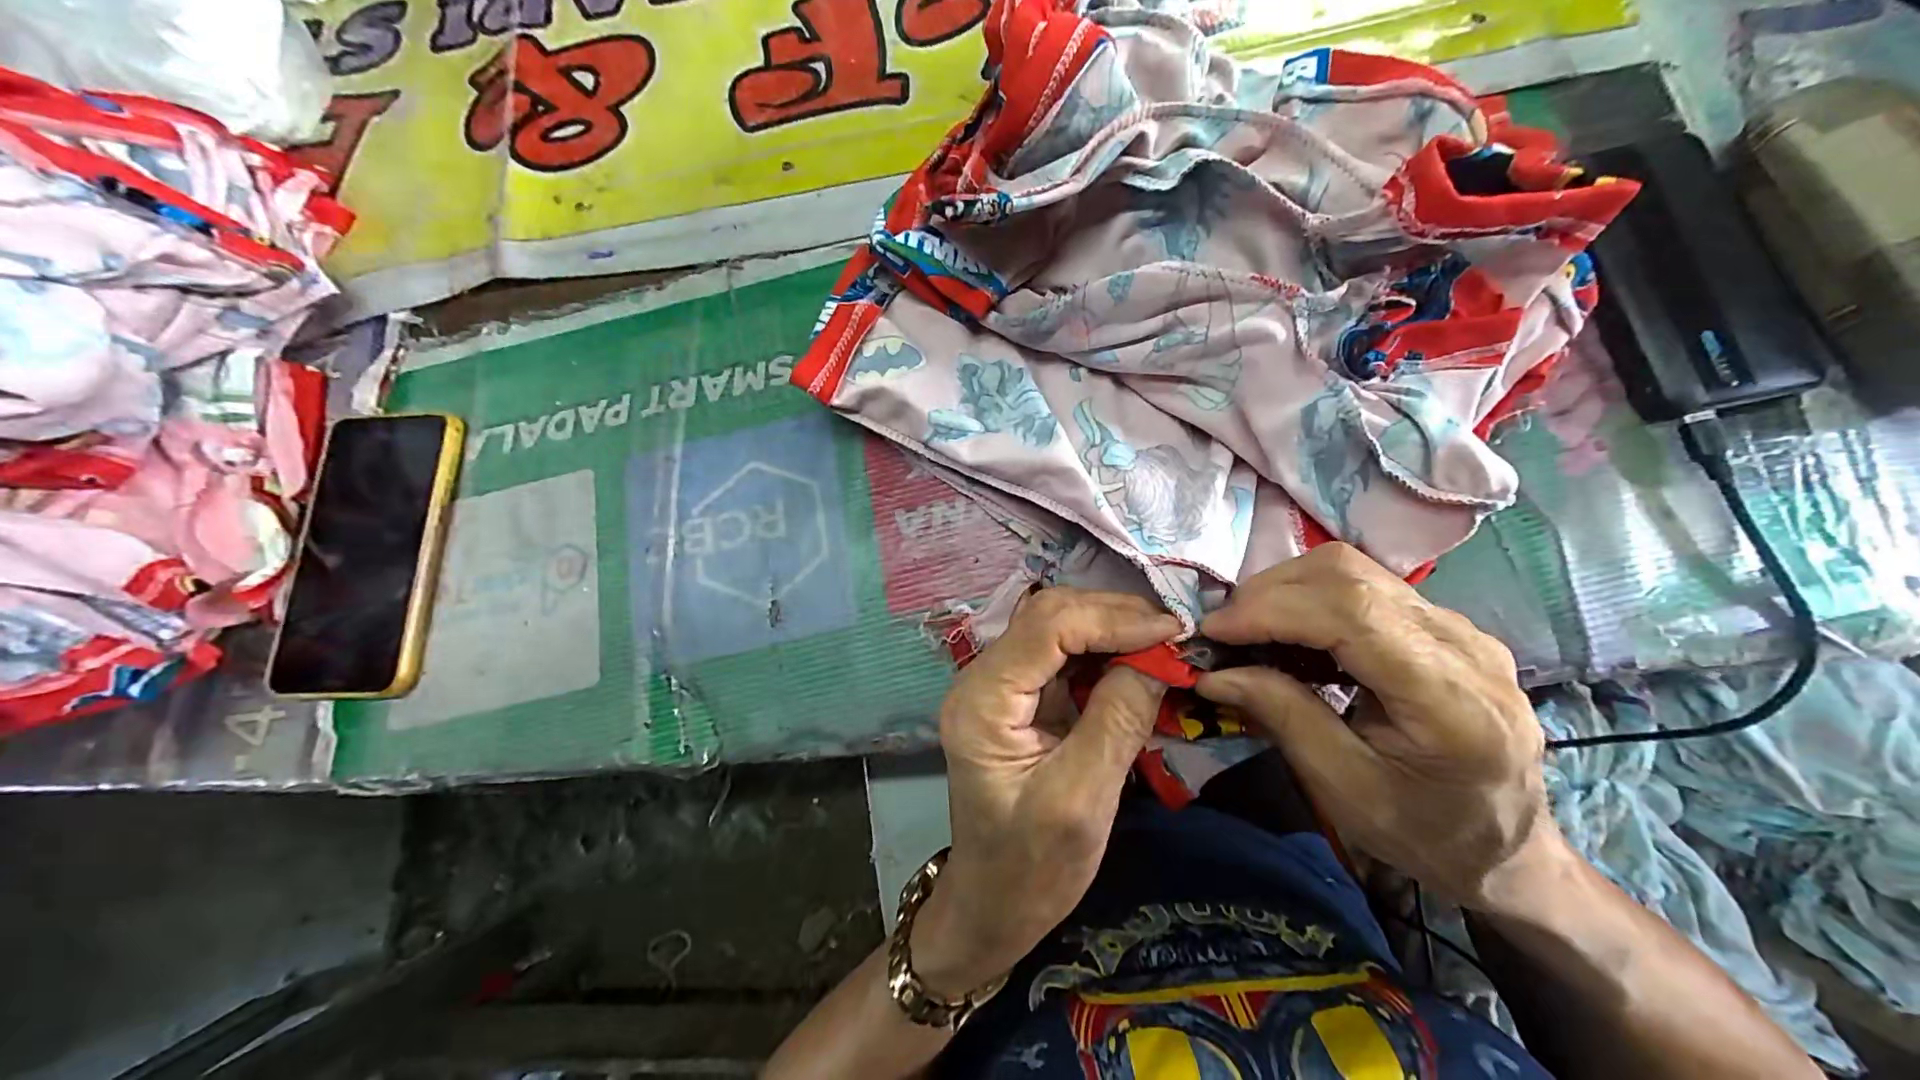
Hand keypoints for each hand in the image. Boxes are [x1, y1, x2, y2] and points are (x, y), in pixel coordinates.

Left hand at [913, 588, 1179, 995]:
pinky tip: (1140, 660)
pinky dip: (1105, 651)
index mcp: (982, 701)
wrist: (994, 904)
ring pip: (1058, 628)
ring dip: (1113, 628)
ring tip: (1166, 642)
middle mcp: (982, 680)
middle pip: (1049, 616)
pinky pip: (1064, 656)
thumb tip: (1159, 658)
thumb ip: (1117, 721)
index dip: (1112, 619)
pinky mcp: (1021, 700)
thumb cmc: (1031, 867)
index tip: (1173, 633)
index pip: (1046, 626)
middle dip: (1114, 616)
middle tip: (1177, 635)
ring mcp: (1000, 687)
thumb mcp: (1081, 801)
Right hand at [1193, 543, 1562, 911]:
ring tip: (1246, 628)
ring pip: (1353, 570)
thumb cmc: (1425, 831)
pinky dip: (1307, 597)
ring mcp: (1457, 628)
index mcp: (1451, 699)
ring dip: (1284, 588)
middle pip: (1350, 576)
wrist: (1507, 845)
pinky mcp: (1441, 624)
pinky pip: (1362, 585)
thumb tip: (1215, 672)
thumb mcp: (1345, 789)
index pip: (1353, 614)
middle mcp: (1464, 645)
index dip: (1273, 609)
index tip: (1213, 630)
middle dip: (1269, 592)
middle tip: (1221, 630)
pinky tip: (1285, 630)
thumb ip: (1284, 718)